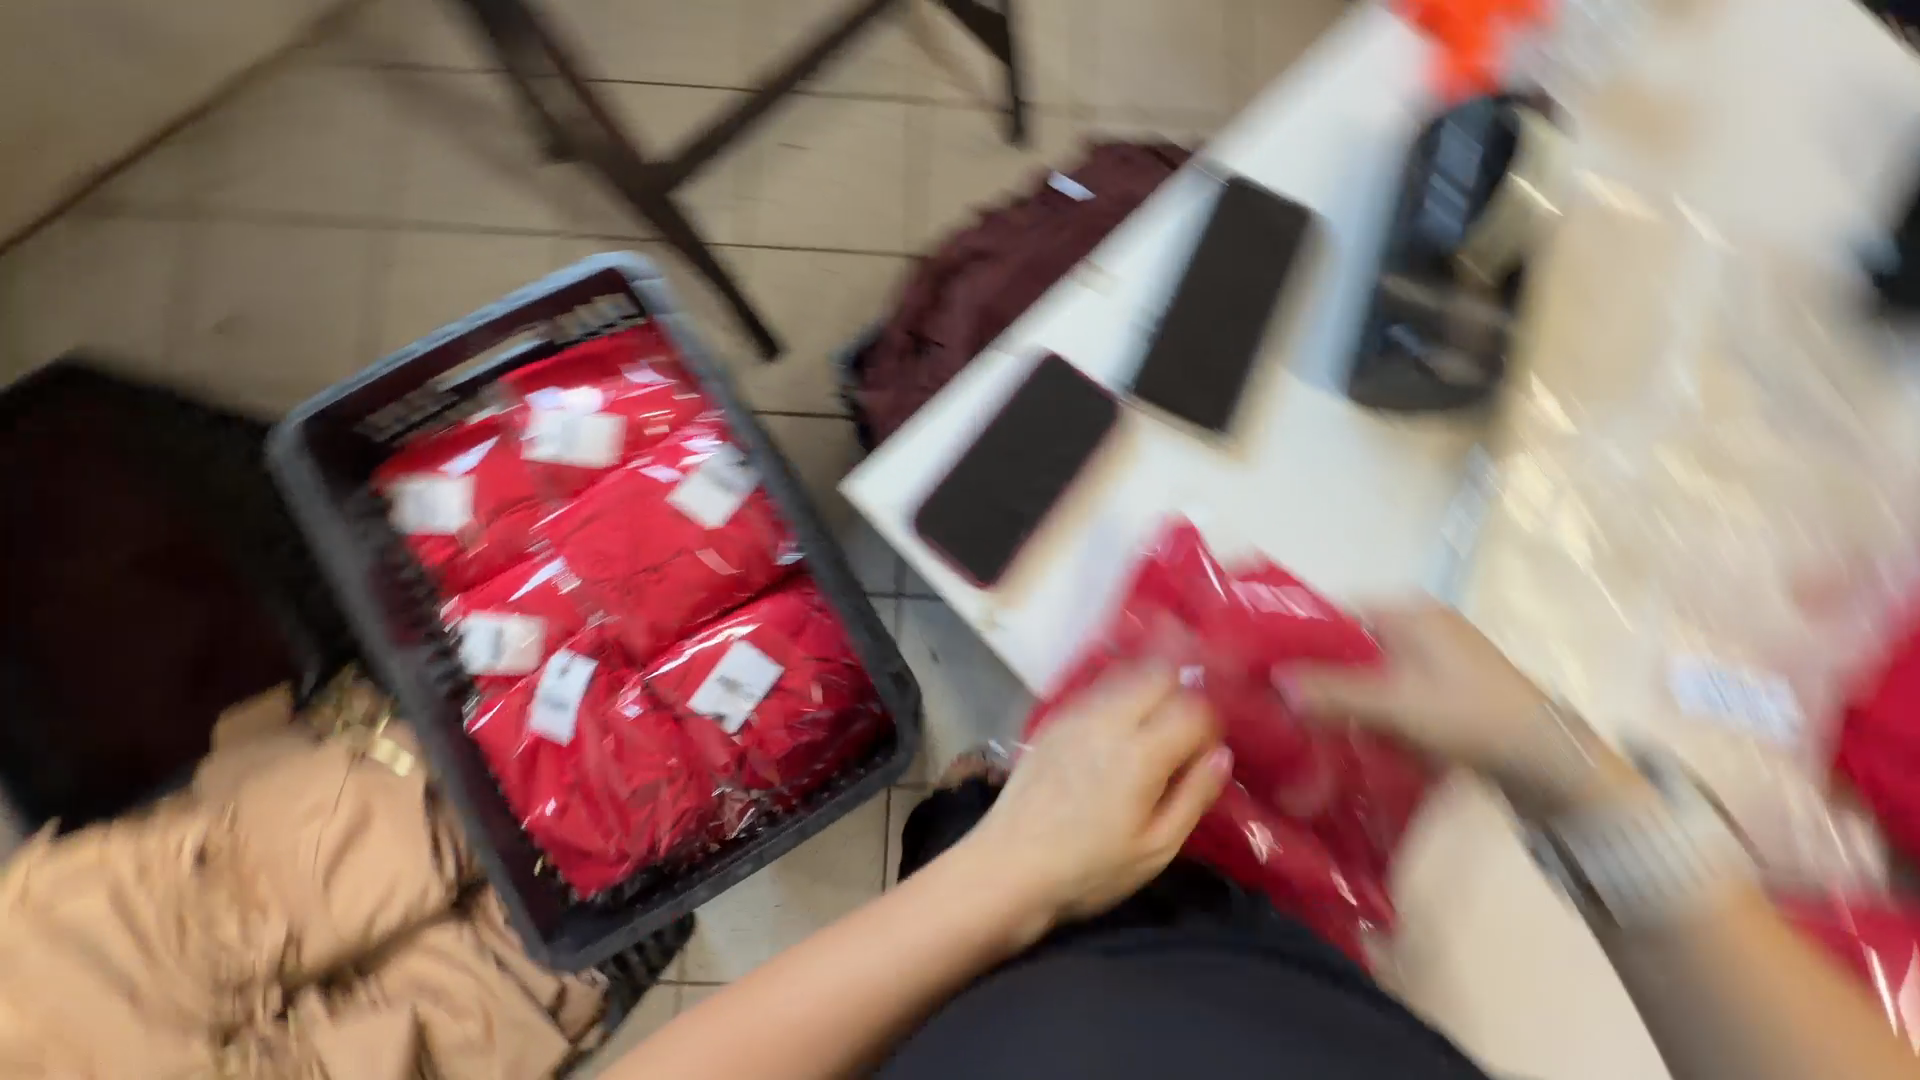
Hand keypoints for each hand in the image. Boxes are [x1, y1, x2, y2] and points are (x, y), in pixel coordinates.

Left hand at [956, 665, 1231, 939]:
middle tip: (1187, 730)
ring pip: (1127, 675)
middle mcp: (1108, 720)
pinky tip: (1120, 729)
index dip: (1211, 723)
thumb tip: (1221, 754)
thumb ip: (1193, 796)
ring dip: (1151, 689)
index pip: (1193, 707)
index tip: (1210, 750)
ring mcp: (1076, 714)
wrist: (1009, 865)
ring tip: (1156, 727)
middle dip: (1183, 692)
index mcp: (1141, 753)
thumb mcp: (1156, 848)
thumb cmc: (1088, 868)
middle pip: (1159, 674)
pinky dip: (1121, 695)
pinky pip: (1099, 689)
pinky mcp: (1054, 719)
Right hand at [1274, 603, 1640, 814]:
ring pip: (1364, 668)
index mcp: (1408, 611)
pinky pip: (1385, 688)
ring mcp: (1433, 656)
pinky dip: (1364, 706)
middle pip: (1346, 642)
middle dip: (1315, 671)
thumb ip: (1331, 691)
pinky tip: (1346, 729)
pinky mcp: (1442, 687)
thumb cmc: (1468, 717)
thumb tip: (1273, 681)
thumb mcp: (1393, 704)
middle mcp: (1418, 624)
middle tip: (1281, 699)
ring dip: (1339, 693)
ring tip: (1305, 718)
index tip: (1265, 666)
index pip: (1333, 612)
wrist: (1551, 762)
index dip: (1296, 637)